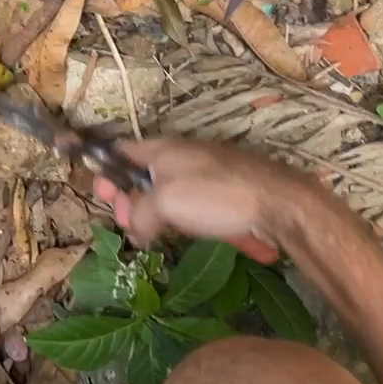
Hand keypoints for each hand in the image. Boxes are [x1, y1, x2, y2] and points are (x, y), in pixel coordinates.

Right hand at [92, 139, 327, 260]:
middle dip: (132, 201)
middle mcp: (180, 156)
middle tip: (133, 225)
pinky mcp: (226, 192)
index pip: (121, 151)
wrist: (278, 202)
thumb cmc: (215, 195)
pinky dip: (189, 219)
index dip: (106, 172)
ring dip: (159, 214)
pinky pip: (196, 204)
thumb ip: (140, 215)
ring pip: (170, 193)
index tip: (104, 198)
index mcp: (161, 149)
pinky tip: (197, 234)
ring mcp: (204, 173)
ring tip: (160, 234)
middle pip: (143, 176)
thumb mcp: (165, 203)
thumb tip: (136, 231)